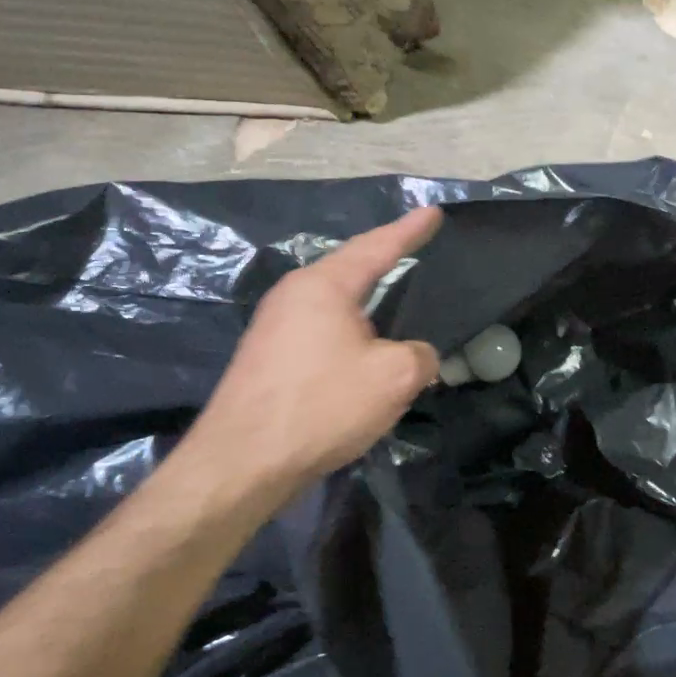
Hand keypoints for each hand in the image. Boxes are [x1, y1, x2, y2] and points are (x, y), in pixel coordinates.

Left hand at [180, 207, 443, 500]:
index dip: (410, 230)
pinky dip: (355, 326)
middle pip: (351, 267)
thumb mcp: (396, 376)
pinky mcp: (272, 360)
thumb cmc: (322, 405)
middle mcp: (294, 297)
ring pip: (337, 302)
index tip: (434, 212)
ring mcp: (276, 329)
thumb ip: (421, 354)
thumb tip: (416, 355)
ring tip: (397, 289)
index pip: (377, 247)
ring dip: (370, 296)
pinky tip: (369, 342)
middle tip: (417, 243)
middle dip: (385, 256)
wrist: (241, 464)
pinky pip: (326, 329)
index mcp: (323, 287)